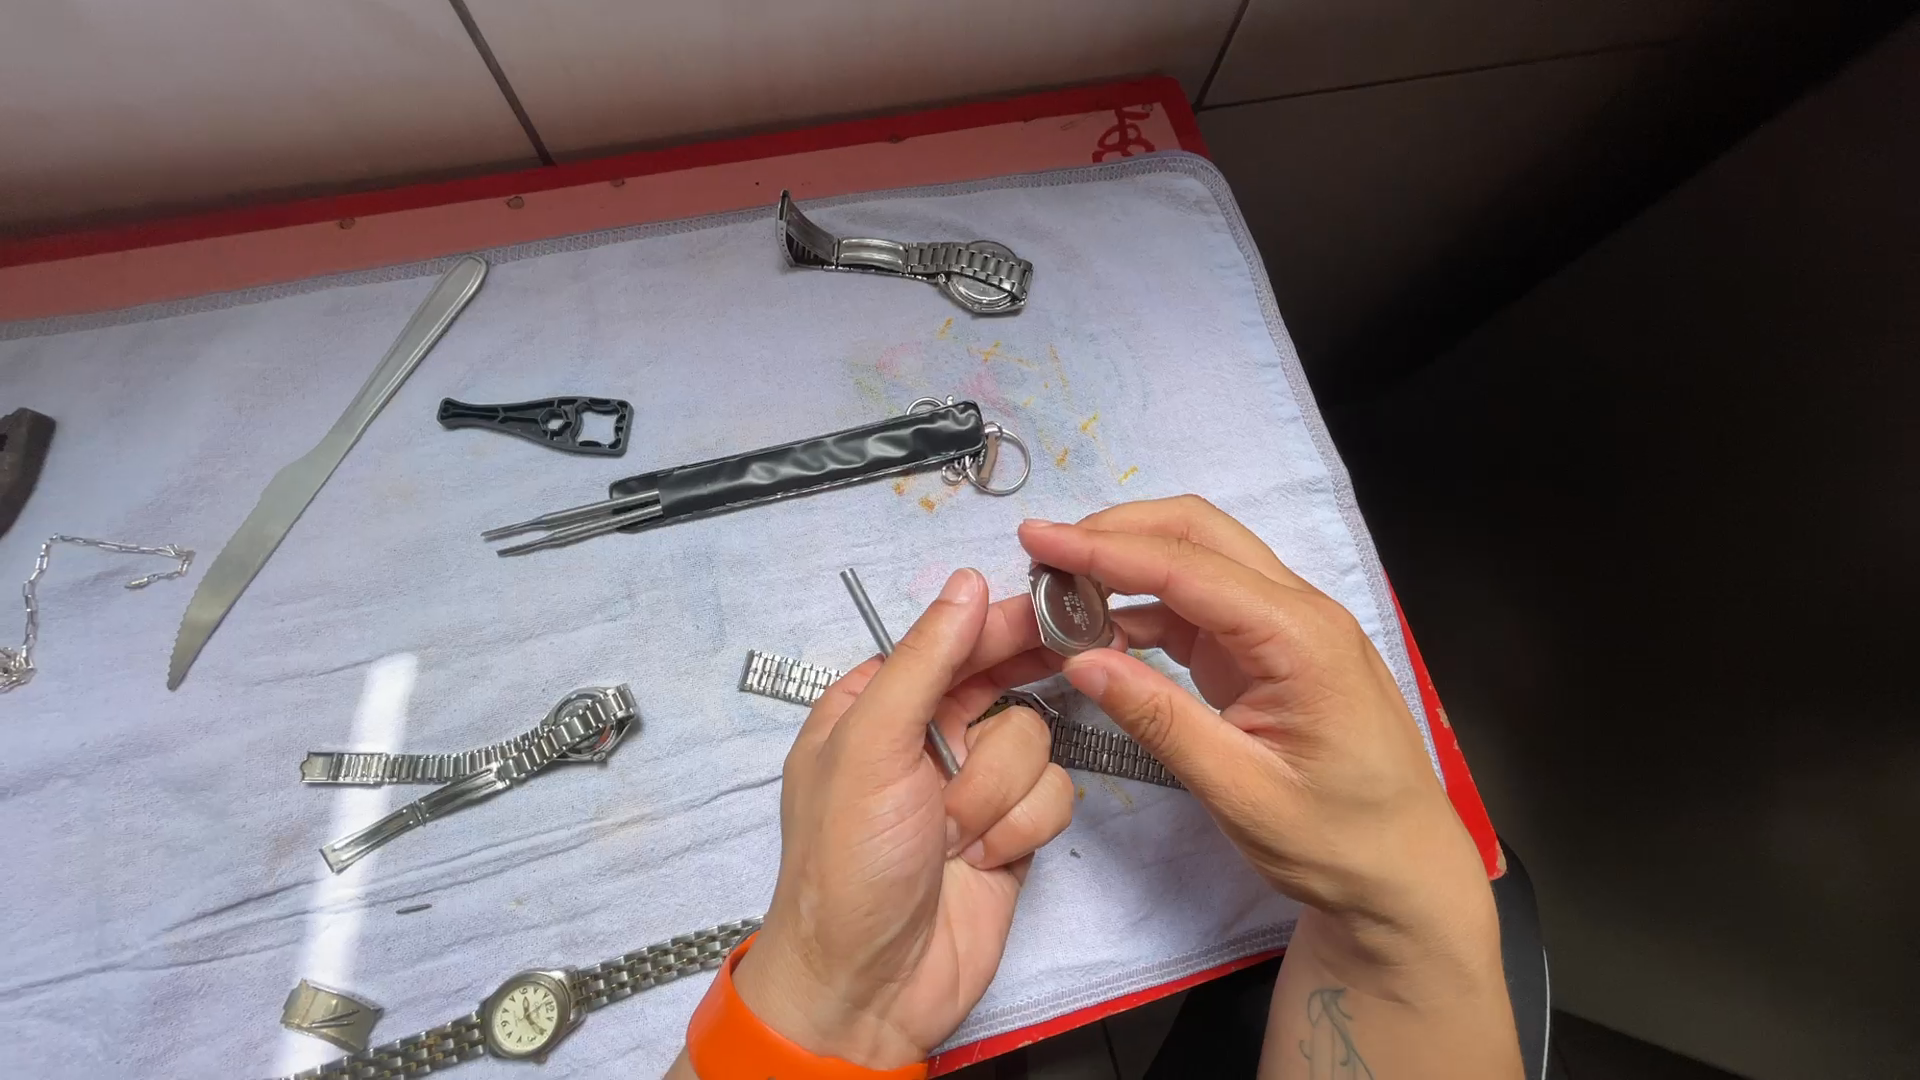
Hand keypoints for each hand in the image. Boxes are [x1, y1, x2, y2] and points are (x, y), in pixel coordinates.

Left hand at [729, 568, 1077, 1066]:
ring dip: (998, 788)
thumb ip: (923, 661)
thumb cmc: (849, 862)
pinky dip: (1021, 827)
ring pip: (1034, 740)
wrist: (871, 990)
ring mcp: (973, 782)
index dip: (998, 622)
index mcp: (880, 704)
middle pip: (1001, 680)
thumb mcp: (871, 747)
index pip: (951, 641)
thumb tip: (965, 583)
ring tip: (956, 830)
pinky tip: (984, 856)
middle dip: (1019, 683)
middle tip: (1068, 655)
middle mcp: (929, 733)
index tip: (1049, 606)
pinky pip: (1052, 794)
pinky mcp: (1011, 827)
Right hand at [1018, 497, 1493, 983]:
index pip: (1185, 566)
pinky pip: (1196, 602)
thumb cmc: (1337, 840)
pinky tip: (1103, 626)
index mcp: (1298, 637)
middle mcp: (1294, 609)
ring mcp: (1280, 623)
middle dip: (1115, 531)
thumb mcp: (1240, 793)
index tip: (1037, 538)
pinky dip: (1143, 602)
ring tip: (1062, 586)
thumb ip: (1158, 720)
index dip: (1103, 548)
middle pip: (1196, 532)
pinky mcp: (1263, 644)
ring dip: (1127, 559)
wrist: (1404, 872)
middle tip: (1046, 553)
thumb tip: (1078, 660)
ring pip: (1196, 556)